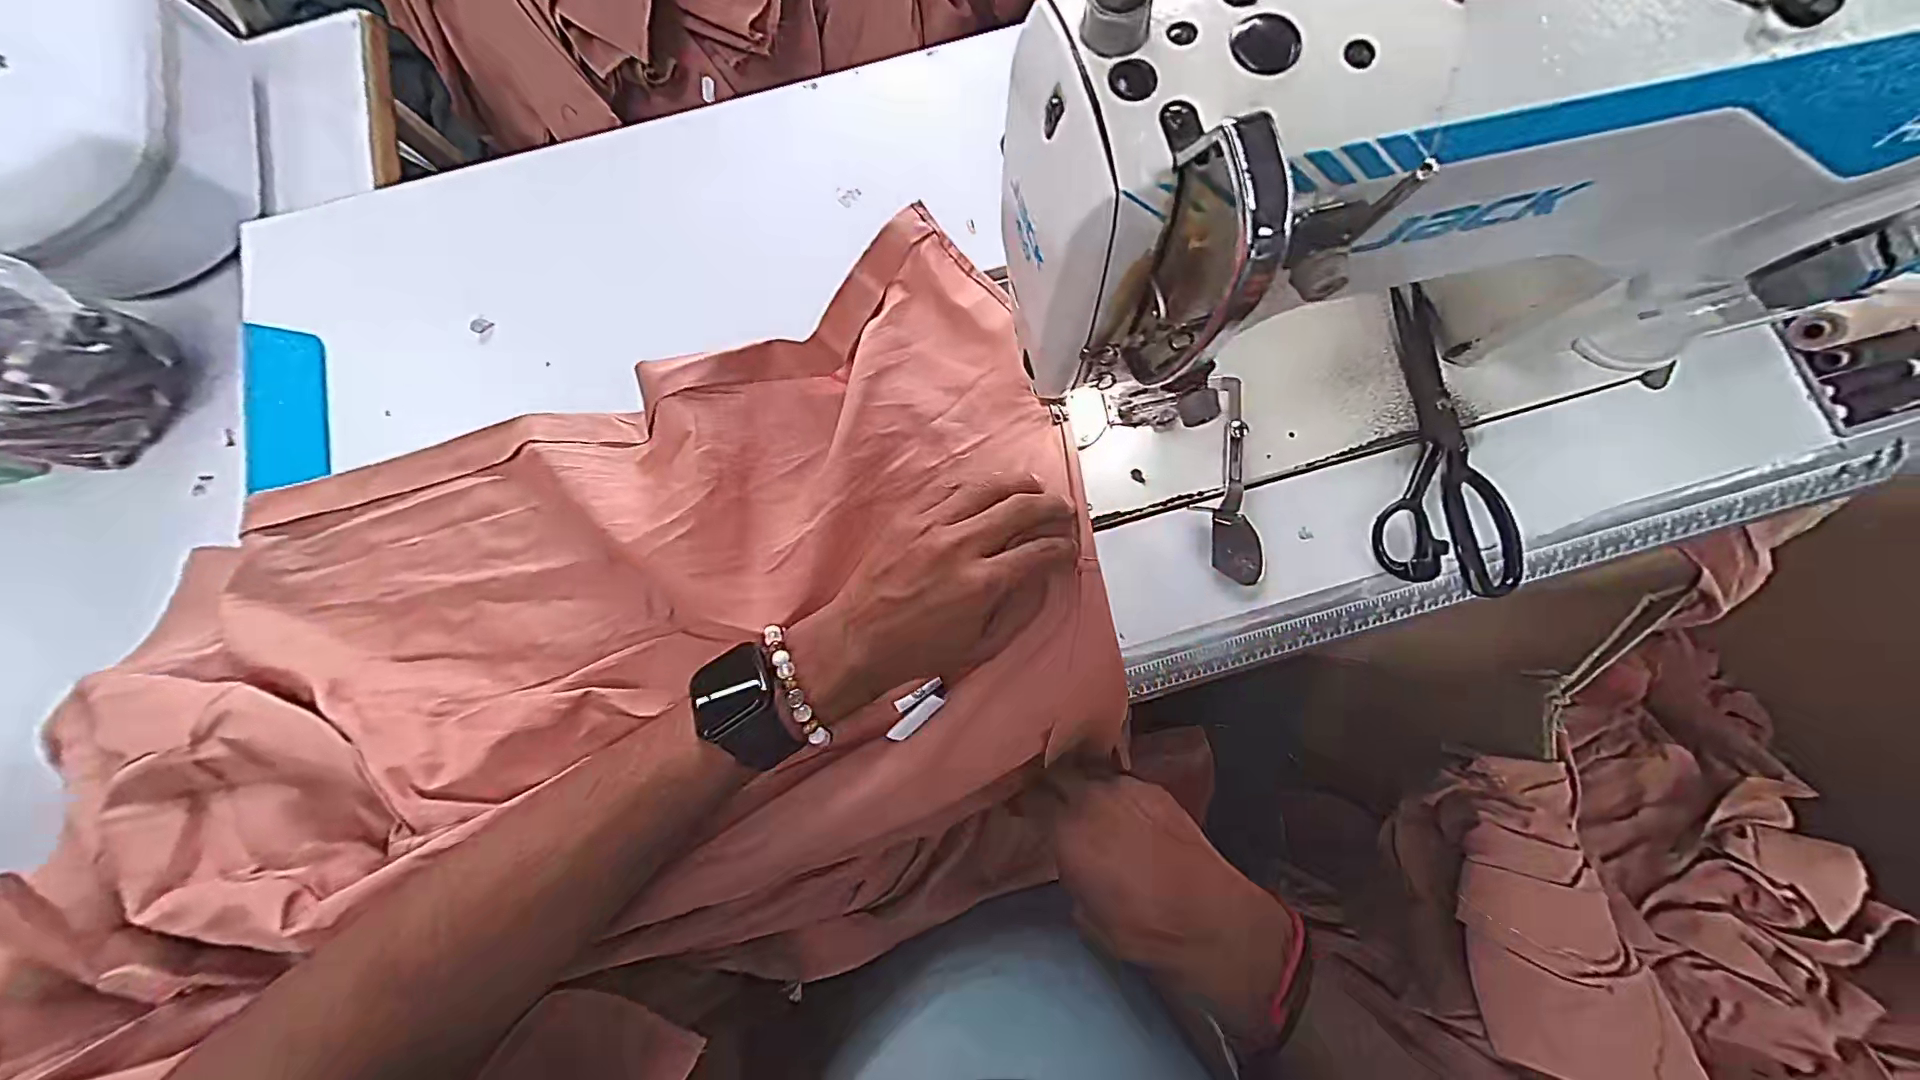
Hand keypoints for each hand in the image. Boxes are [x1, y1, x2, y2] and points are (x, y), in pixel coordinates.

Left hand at [787, 473, 1078, 722]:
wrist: (858, 639)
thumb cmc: (914, 649)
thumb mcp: (980, 644)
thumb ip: (1019, 609)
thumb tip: (1041, 579)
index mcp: (980, 583)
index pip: (1038, 551)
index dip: (1062, 546)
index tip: (1066, 546)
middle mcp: (958, 547)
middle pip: (1021, 508)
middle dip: (1052, 507)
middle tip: (1063, 510)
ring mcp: (931, 526)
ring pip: (988, 487)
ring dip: (1019, 484)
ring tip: (1034, 487)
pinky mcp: (909, 517)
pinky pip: (950, 487)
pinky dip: (977, 484)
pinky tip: (989, 487)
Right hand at [1037, 764, 1298, 1046]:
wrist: (1209, 920)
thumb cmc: (1140, 930)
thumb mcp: (1084, 912)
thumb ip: (1068, 870)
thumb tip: (1068, 856)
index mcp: (1067, 830)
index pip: (1032, 796)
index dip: (1024, 800)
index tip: (1021, 806)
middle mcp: (1092, 798)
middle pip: (1057, 770)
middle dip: (1049, 779)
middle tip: (1046, 793)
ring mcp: (1125, 787)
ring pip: (1089, 768)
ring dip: (1080, 778)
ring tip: (1081, 794)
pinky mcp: (1154, 788)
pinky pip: (1120, 778)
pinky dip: (1111, 787)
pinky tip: (1117, 804)